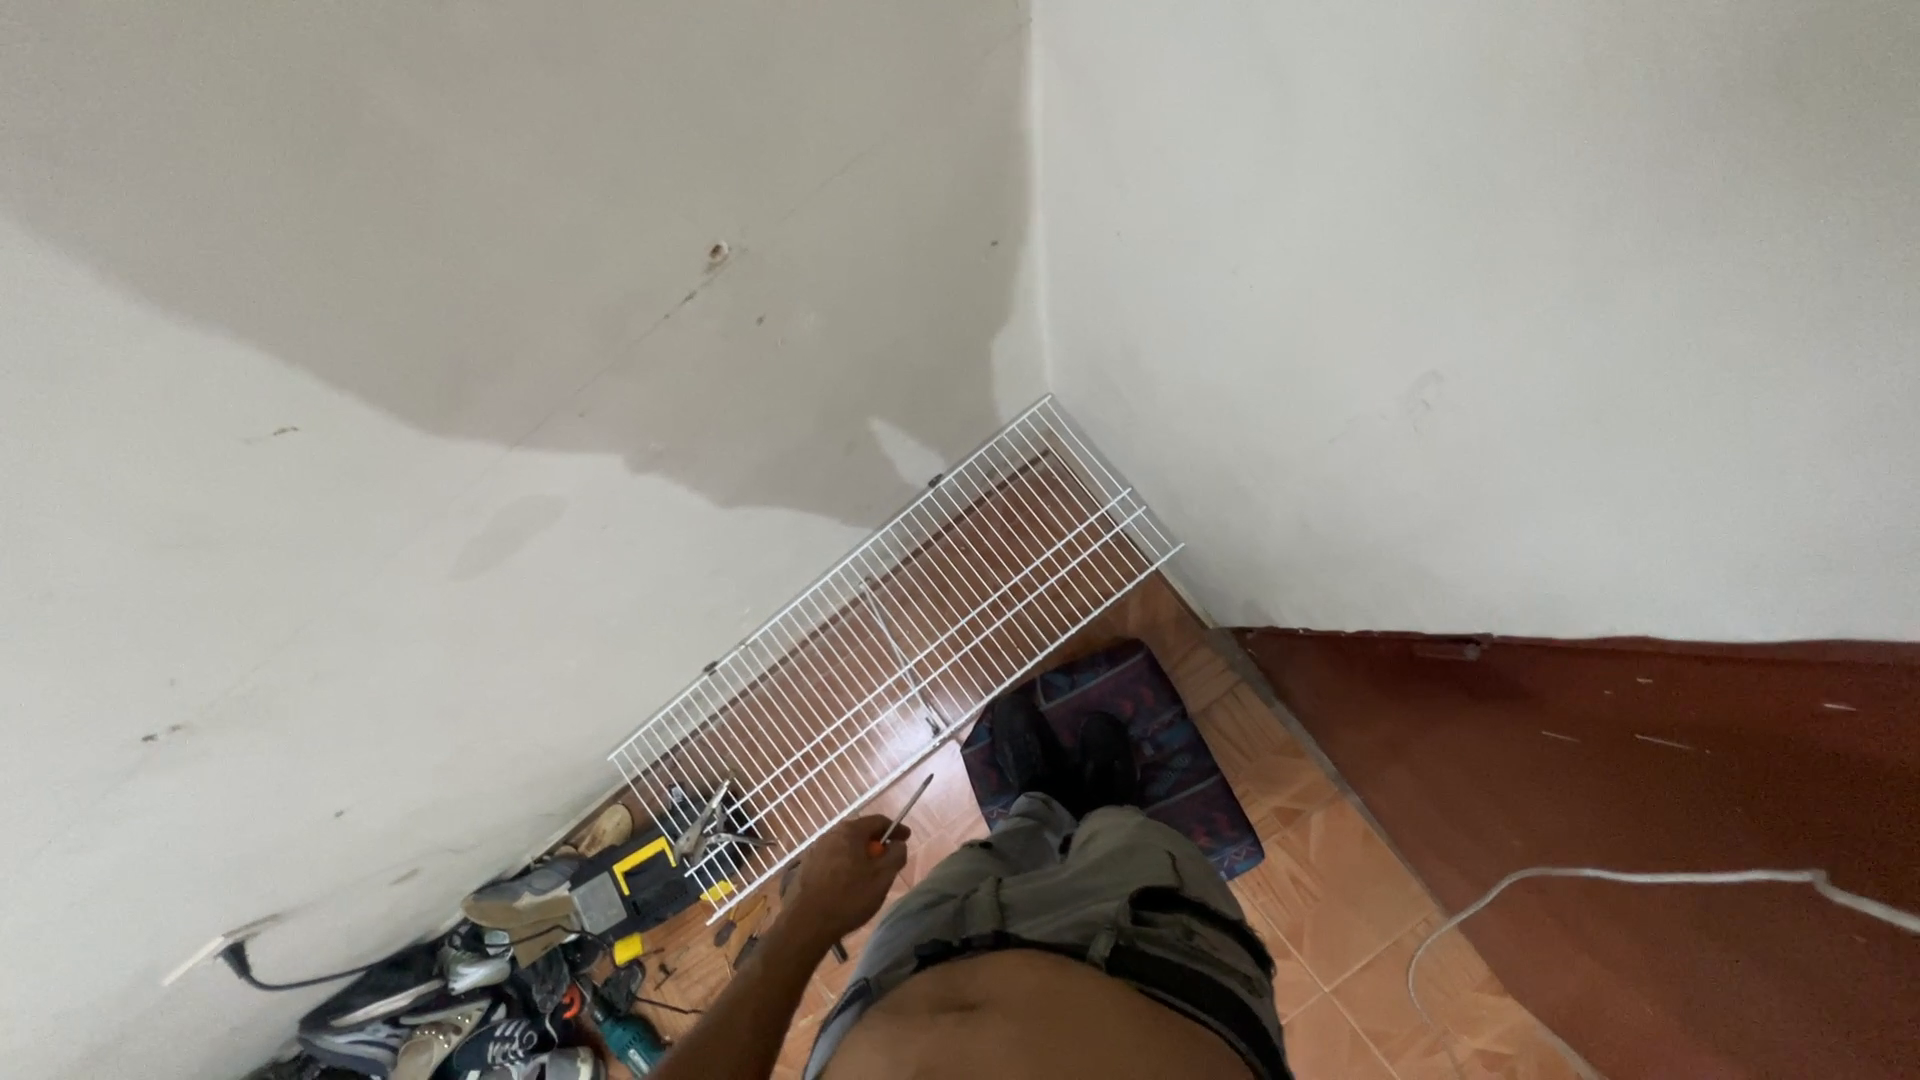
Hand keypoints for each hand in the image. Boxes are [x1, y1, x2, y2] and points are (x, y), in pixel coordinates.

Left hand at [779, 815, 911, 950]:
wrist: (806, 923)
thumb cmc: (849, 897)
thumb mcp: (882, 878)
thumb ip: (896, 855)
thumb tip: (898, 844)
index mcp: (850, 831)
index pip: (879, 821)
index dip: (896, 829)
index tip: (907, 838)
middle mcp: (831, 834)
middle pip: (860, 833)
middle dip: (876, 845)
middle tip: (888, 861)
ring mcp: (815, 850)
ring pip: (845, 848)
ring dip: (859, 858)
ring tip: (867, 877)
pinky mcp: (806, 867)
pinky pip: (833, 861)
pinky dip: (844, 867)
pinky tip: (846, 887)